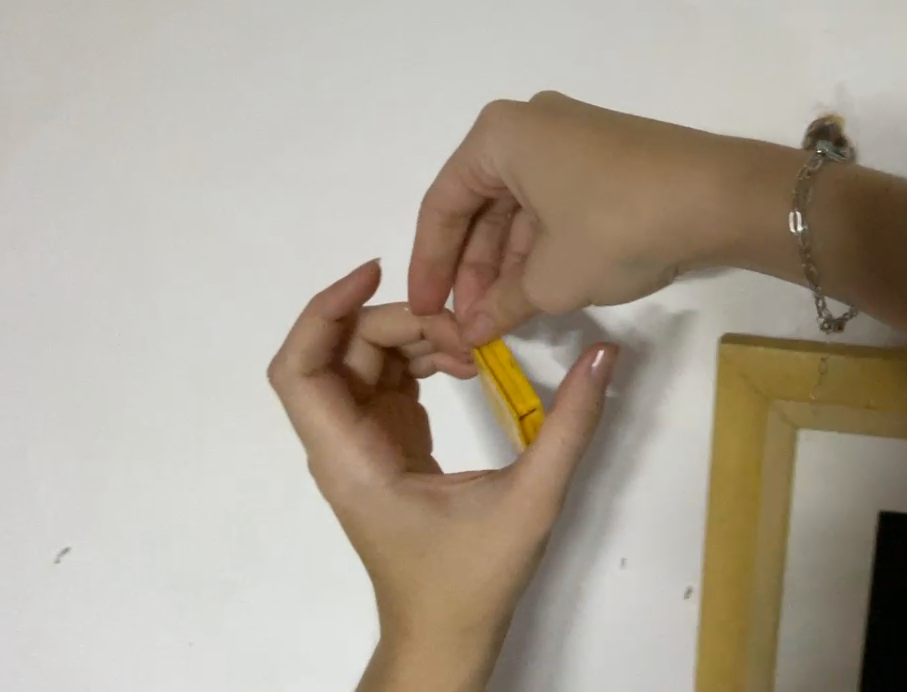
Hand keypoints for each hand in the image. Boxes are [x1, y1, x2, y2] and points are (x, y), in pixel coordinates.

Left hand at [269, 259, 617, 690]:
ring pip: (362, 362)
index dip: (323, 311)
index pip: (301, 371)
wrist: (446, 638)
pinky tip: (468, 362)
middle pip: (339, 353)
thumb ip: (572, 422)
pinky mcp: (388, 444)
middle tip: (465, 322)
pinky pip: (387, 380)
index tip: (377, 270)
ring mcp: (364, 443)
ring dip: (412, 336)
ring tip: (474, 341)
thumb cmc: (473, 578)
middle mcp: (345, 444)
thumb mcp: (533, 497)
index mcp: (353, 457)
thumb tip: (605, 351)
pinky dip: (421, 356)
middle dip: (399, 320)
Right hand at [406, 92, 792, 355]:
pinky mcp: (613, 158)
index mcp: (502, 135)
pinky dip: (547, 247)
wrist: (721, 196)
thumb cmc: (617, 225)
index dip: (430, 266)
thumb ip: (501, 304)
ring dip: (512, 264)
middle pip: (485, 206)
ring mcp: (579, 138)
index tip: (426, 313)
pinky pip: (560, 204)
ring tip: (504, 318)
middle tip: (471, 326)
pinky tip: (543, 290)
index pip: (444, 204)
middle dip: (476, 270)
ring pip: (525, 208)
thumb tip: (474, 331)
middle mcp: (536, 125)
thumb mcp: (551, 276)